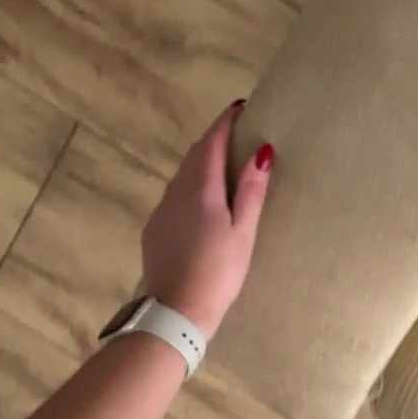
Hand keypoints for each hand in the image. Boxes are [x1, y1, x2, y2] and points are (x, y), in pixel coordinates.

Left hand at [142, 101, 272, 339]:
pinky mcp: (155, 229)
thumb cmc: (219, 271)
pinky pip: (175, 195)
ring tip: (226, 166)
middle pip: (194, 155)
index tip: (240, 107)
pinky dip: (192, 186)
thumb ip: (251, 190)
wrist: (176, 311)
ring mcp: (162, 211)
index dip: (225, 122)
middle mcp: (175, 192)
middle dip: (215, 140)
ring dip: (202, 163)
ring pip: (182, 175)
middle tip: (238, 134)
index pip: (211, 143)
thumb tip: (262, 150)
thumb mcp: (244, 230)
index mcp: (200, 189)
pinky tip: (205, 202)